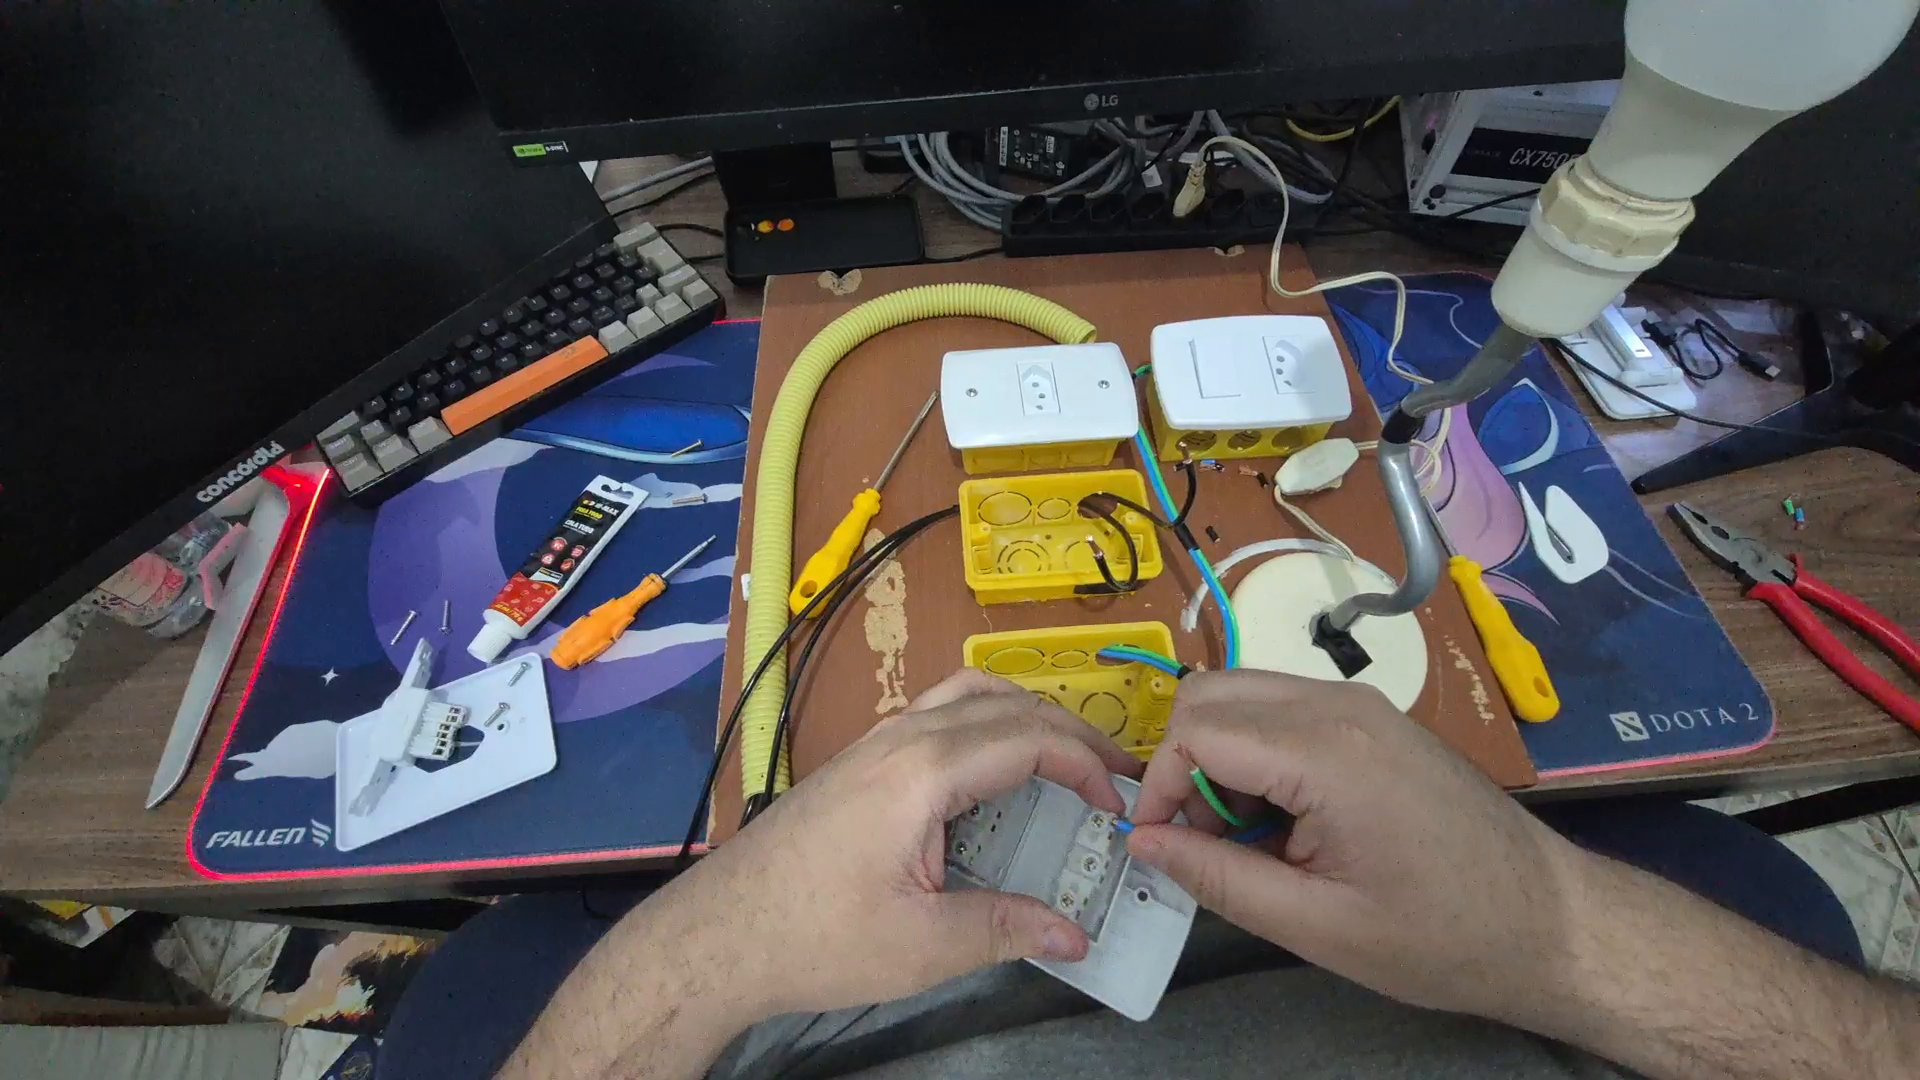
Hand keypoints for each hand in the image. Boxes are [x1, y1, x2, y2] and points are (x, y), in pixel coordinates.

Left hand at [668, 669, 1141, 1017]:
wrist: (720, 930)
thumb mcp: (922, 946)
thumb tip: (1077, 937)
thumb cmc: (818, 936)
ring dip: (1026, 714)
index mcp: (925, 771)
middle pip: (1006, 704)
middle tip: (1112, 771)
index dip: (1085, 763)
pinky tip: (993, 767)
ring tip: (1063, 755)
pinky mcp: (865, 753)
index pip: (1028, 739)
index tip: (1116, 804)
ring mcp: (880, 737)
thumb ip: (1006, 929)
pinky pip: (942, 710)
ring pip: (971, 692)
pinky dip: (988, 720)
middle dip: (1069, 731)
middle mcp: (905, 735)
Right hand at [1124, 669, 1582, 1025]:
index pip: (1196, 731)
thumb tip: (1142, 840)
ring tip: (1248, 826)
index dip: (1161, 784)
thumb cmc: (1443, 937)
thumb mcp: (1318, 926)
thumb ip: (1216, 877)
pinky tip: (1283, 806)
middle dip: (1183, 761)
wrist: (1560, 923)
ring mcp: (1353, 698)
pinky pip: (1274, 702)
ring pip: (1236, 691)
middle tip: (1206, 833)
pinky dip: (1251, 744)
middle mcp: (1334, 701)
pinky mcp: (1364, 709)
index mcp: (1325, 751)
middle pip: (1207, 694)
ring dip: (1216, 751)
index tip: (1162, 839)